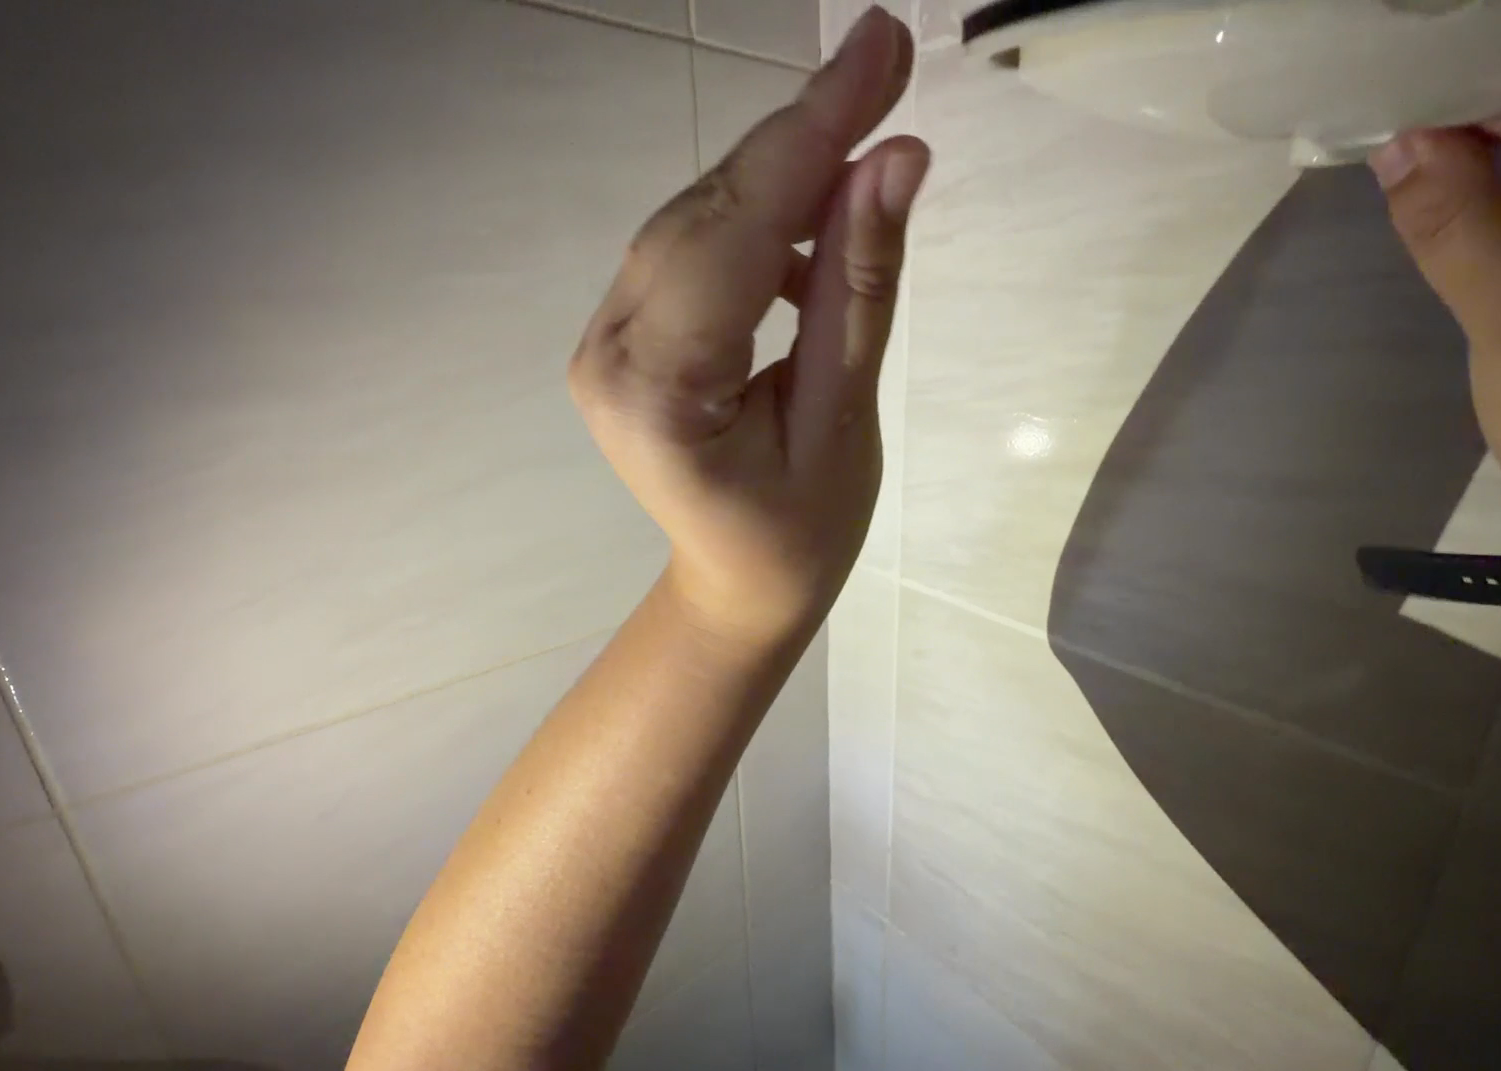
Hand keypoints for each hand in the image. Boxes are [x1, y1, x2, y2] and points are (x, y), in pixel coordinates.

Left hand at [569, 8, 927, 644]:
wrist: (739, 587)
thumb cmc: (802, 534)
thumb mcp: (843, 422)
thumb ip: (857, 291)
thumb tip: (894, 164)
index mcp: (659, 388)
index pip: (737, 230)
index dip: (813, 133)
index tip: (881, 48)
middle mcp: (611, 349)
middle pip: (706, 211)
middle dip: (800, 135)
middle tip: (883, 60)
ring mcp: (606, 340)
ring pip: (696, 221)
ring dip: (780, 174)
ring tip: (862, 142)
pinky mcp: (625, 335)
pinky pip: (692, 252)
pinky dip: (755, 221)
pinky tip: (810, 228)